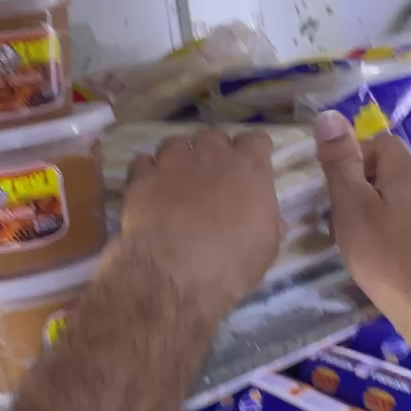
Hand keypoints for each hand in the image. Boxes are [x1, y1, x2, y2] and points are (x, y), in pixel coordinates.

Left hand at [118, 128, 283, 321]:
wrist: (176, 273)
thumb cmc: (232, 263)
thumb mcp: (266, 248)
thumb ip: (268, 223)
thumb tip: (268, 217)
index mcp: (249, 167)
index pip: (257, 141)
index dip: (254, 154)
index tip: (252, 169)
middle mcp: (212, 153)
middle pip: (215, 137)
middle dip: (215, 153)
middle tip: (213, 179)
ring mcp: (174, 161)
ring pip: (176, 144)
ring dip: (179, 159)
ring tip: (176, 182)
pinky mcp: (142, 175)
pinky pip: (144, 162)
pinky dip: (148, 173)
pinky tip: (149, 190)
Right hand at [313, 111, 410, 338]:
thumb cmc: (385, 257)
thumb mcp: (351, 207)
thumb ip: (340, 162)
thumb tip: (328, 116)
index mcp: (408, 172)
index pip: (381, 143)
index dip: (356, 160)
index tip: (341, 191)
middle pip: (395, 170)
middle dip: (370, 186)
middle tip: (349, 219)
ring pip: (410, 197)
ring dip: (389, 208)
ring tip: (371, 240)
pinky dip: (408, 229)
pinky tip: (397, 256)